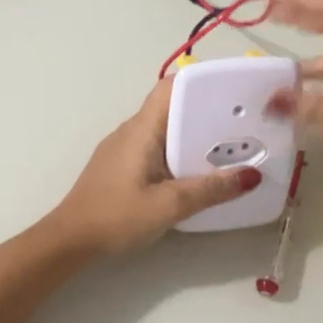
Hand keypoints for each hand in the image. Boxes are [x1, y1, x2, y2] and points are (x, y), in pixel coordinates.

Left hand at [48, 79, 261, 254]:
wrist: (70, 239)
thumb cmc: (116, 216)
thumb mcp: (169, 206)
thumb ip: (210, 190)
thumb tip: (252, 176)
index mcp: (141, 129)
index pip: (171, 88)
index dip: (202, 83)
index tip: (233, 90)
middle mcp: (131, 131)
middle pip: (172, 109)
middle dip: (207, 113)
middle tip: (244, 125)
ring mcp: (123, 148)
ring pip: (164, 131)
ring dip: (194, 137)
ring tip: (230, 149)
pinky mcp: (121, 166)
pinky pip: (155, 148)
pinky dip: (178, 153)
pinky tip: (197, 172)